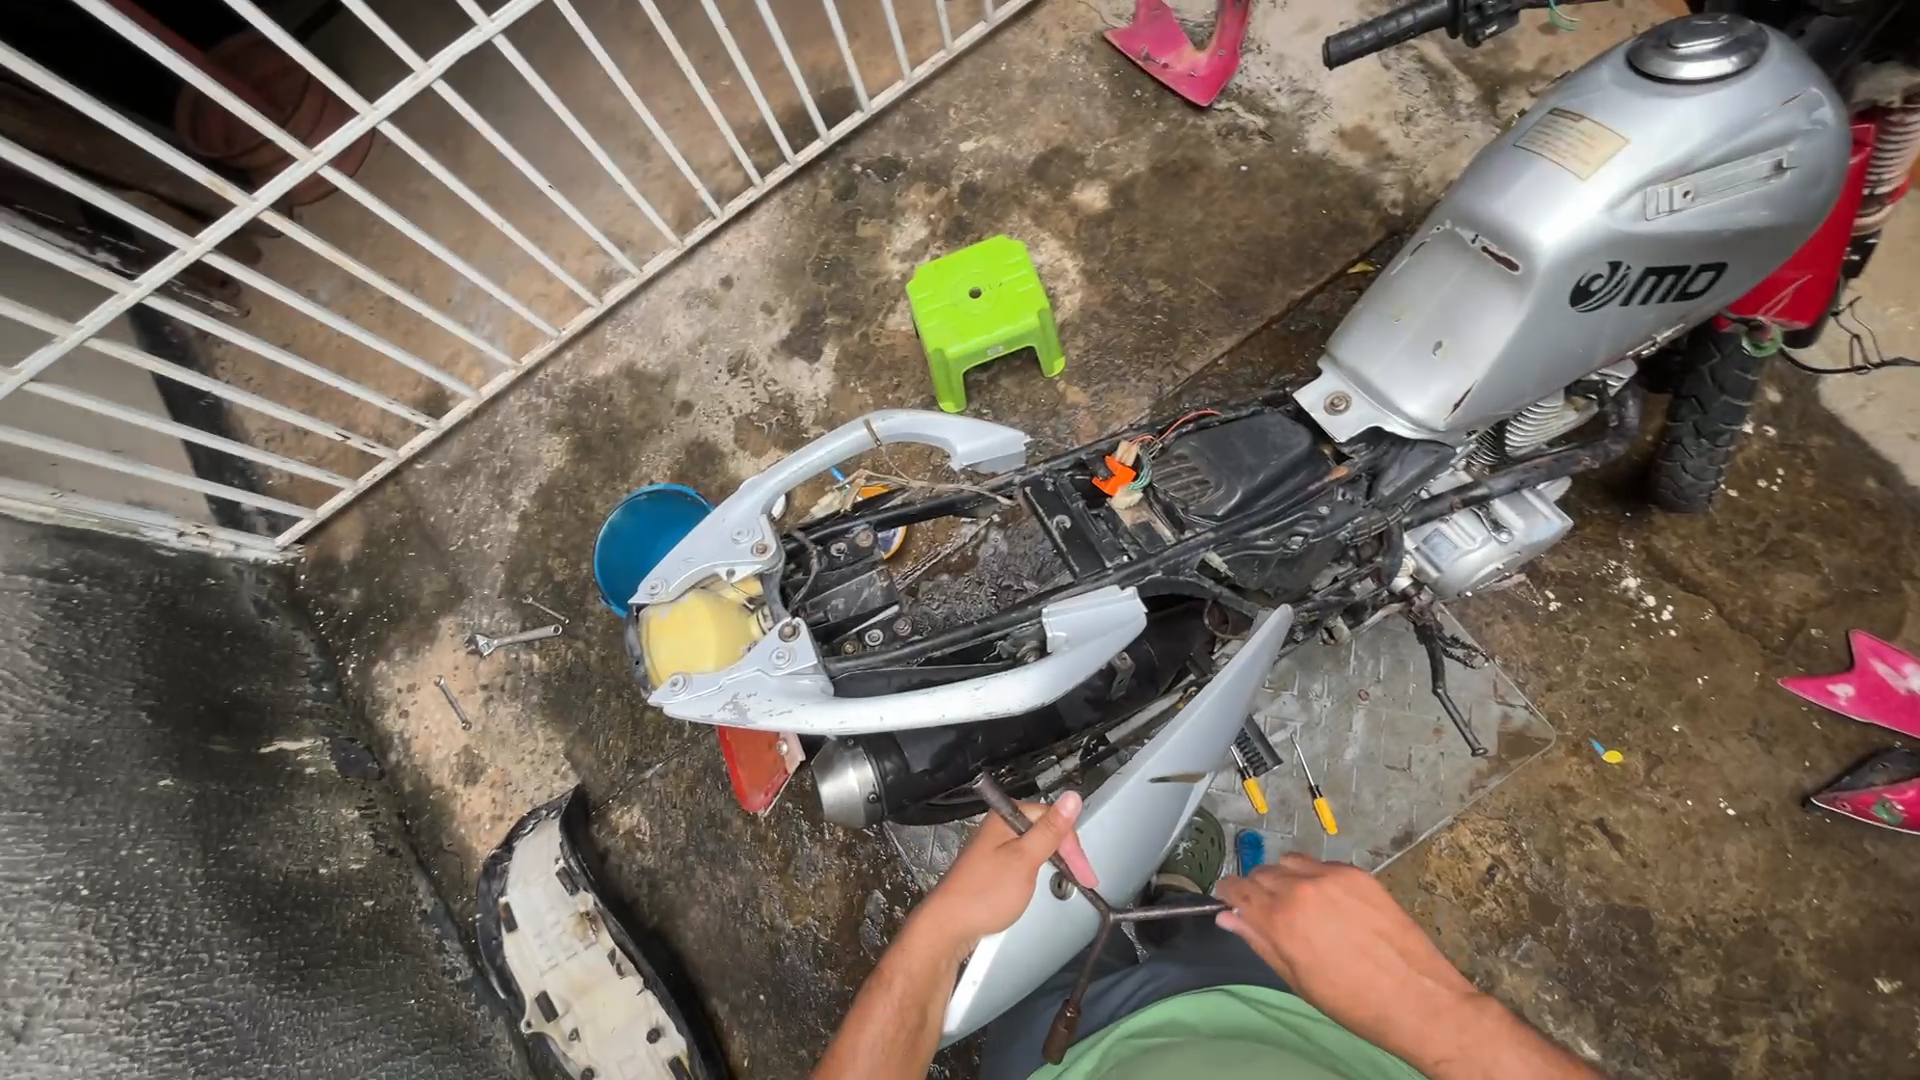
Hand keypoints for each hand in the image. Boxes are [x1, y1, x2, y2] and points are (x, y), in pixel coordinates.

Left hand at [911, 792, 1096, 958]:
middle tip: (1080, 877)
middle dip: (1065, 854)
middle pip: (1045, 830)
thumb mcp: (1025, 859)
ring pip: (1036, 846)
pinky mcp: (995, 867)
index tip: (1082, 869)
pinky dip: (1038, 872)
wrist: (949, 926)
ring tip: (1064, 880)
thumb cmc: (982, 895)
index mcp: (1006, 818)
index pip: (1052, 817)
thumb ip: (1051, 830)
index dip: (1071, 843)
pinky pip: (1025, 861)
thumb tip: (1071, 799)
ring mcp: (996, 847)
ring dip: (1053, 863)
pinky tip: (1039, 885)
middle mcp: (1000, 827)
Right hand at [1215, 855, 1479, 1047]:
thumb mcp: (1297, 979)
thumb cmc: (1354, 1002)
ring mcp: (1330, 876)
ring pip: (1289, 862)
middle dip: (1258, 888)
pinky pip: (1321, 865)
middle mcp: (1300, 888)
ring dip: (1285, 877)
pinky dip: (1316, 877)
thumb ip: (1259, 941)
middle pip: (1260, 873)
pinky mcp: (1357, 873)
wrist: (1421, 1001)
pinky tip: (1332, 903)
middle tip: (1270, 911)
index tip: (1229, 899)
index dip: (1229, 893)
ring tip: (1301, 902)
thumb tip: (1228, 917)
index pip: (1237, 887)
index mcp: (1280, 918)